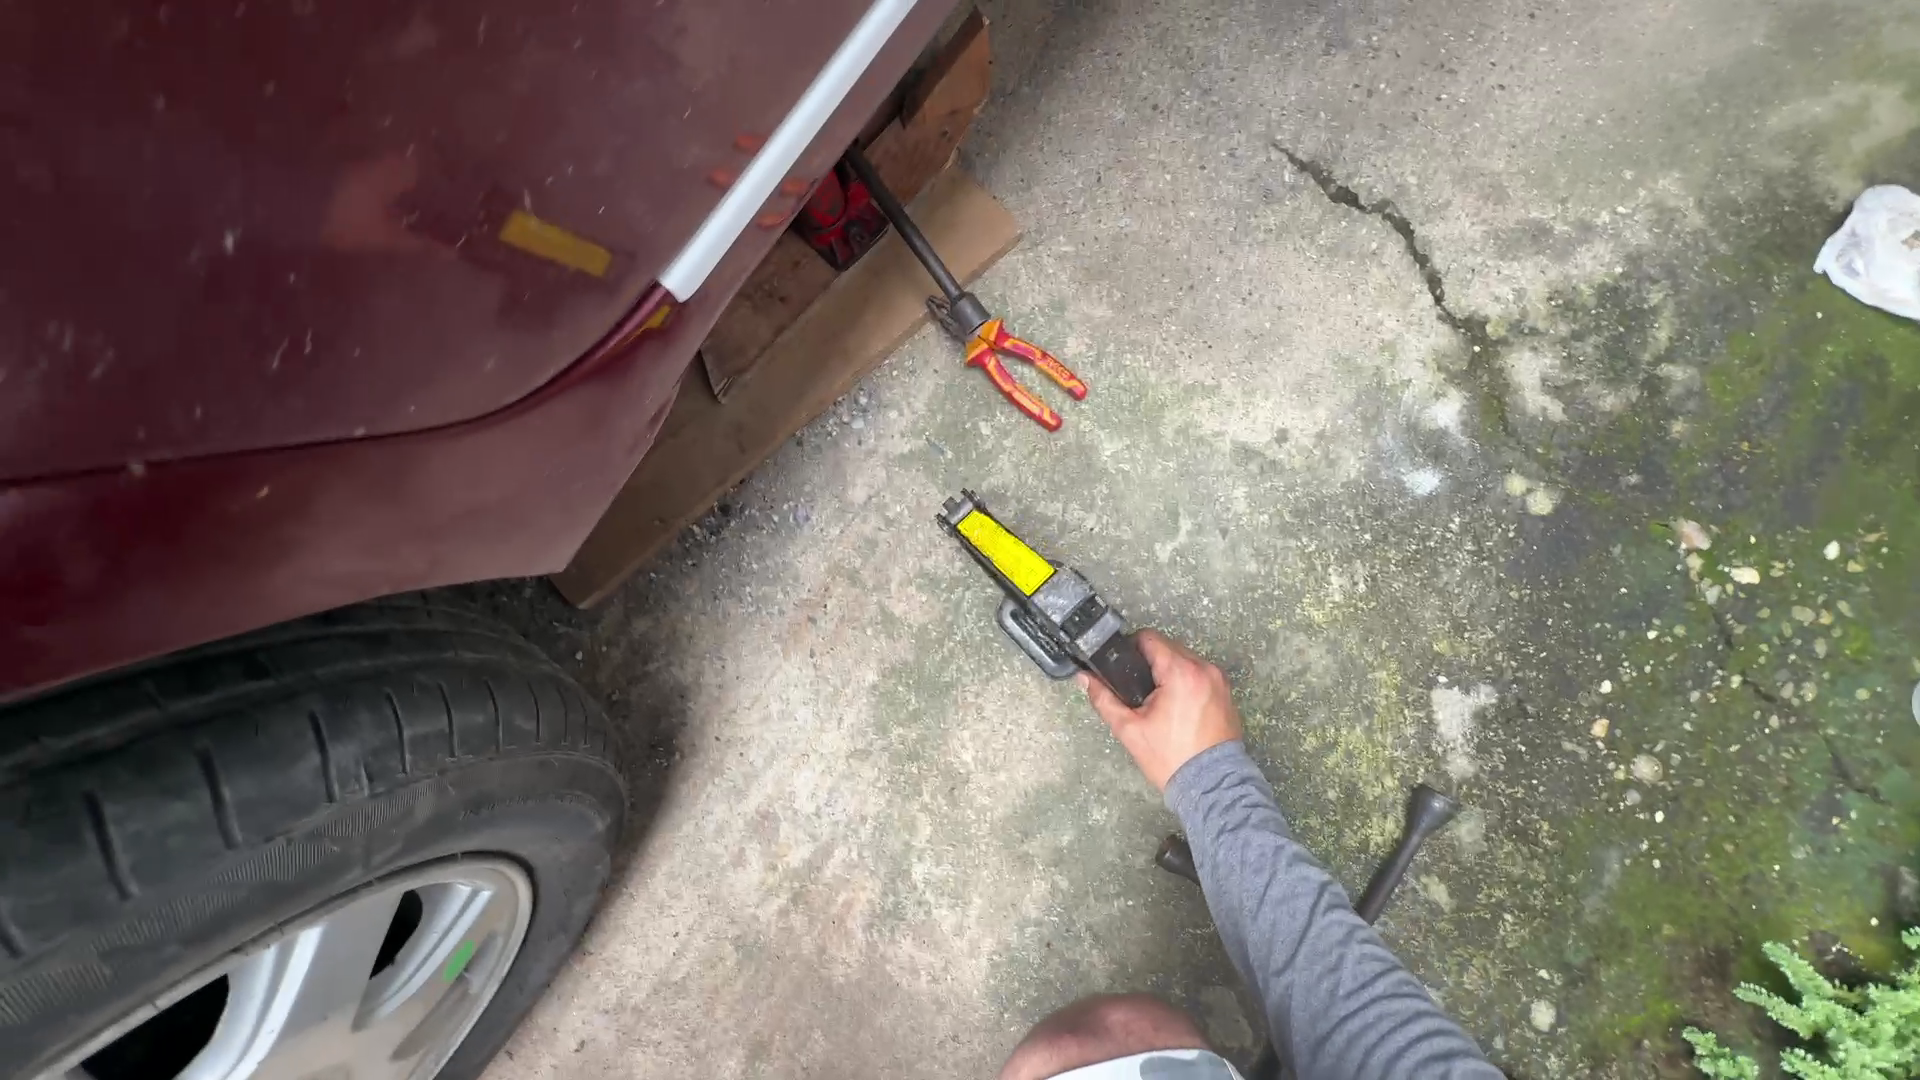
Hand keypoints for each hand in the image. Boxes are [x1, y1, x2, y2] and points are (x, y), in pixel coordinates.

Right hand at [1080, 630, 1241, 791]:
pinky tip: (1175, 705)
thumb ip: (1104, 699)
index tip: (1123, 667)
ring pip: (1184, 659)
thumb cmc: (1172, 758)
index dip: (1131, 648)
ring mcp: (1218, 680)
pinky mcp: (1225, 692)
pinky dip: (1186, 681)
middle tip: (1138, 690)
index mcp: (1181, 673)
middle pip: (1168, 647)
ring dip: (1168, 670)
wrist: (1211, 787)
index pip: (1150, 638)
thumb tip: (1085, 678)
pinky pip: (1199, 673)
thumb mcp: (1129, 729)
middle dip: (1150, 663)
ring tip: (1156, 699)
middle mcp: (1204, 669)